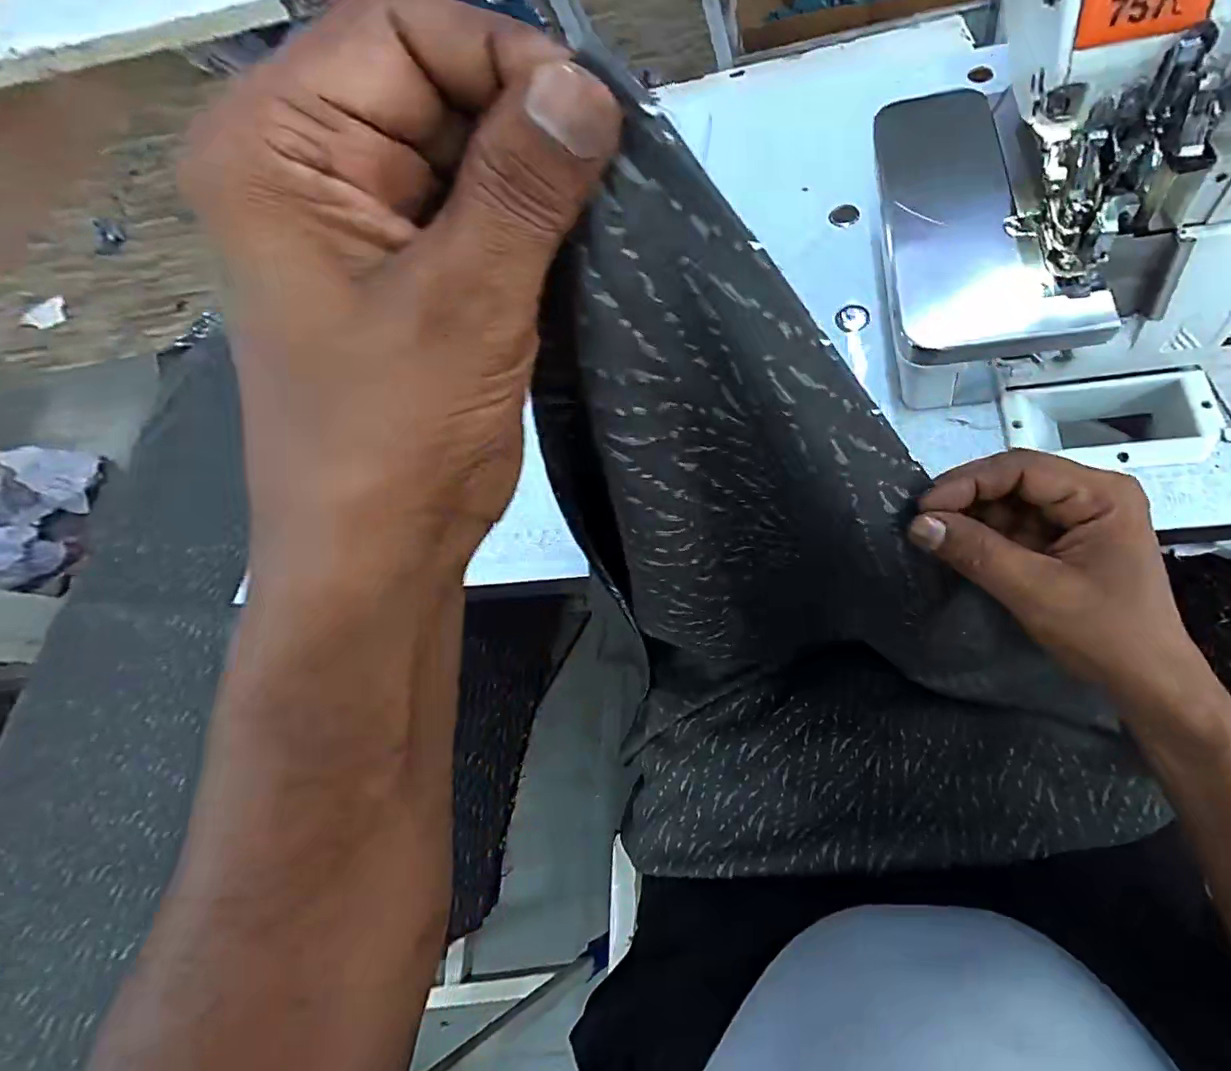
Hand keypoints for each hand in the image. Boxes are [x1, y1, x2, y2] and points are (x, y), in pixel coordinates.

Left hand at [178, 0, 619, 580]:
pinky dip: (552, 222)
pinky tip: (598, 239)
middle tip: (624, 161)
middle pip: (440, 89)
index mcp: (282, 146)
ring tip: (620, 201)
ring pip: (479, 155)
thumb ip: (520, 190)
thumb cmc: (397, 426)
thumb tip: (586, 88)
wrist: (388, 536)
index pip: (396, 35)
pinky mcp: (438, 273)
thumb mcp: (464, 300)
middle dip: (535, 117)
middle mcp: (325, 167)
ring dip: (552, 173)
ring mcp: (386, 224)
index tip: (597, 110)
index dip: (501, 54)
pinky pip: (499, 217)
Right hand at [910, 450, 1230, 725]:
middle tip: (924, 521)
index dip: (967, 482)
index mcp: (1102, 493)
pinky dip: (995, 539)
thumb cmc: (1106, 636)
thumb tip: (920, 524)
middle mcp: (1097, 494)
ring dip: (979, 520)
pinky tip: (964, 547)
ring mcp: (1088, 519)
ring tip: (935, 534)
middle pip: (1020, 482)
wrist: (1151, 683)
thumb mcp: (1036, 592)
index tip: (923, 506)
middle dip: (971, 501)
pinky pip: (1028, 530)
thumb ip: (977, 552)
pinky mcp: (1077, 543)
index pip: (1023, 468)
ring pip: (1019, 506)